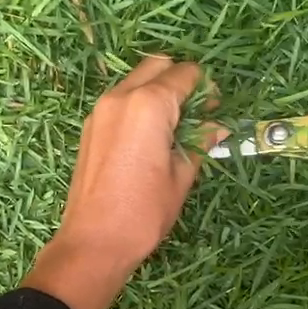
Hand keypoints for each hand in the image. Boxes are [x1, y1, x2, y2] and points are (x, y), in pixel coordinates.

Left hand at [23, 56, 209, 308]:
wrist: (93, 242)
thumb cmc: (143, 213)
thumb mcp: (181, 178)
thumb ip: (199, 144)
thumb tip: (217, 128)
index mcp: (148, 105)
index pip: (185, 75)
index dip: (206, 89)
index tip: (214, 111)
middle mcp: (121, 97)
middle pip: (157, 66)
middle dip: (180, 82)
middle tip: (195, 114)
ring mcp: (100, 110)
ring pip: (136, 81)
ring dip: (158, 92)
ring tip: (173, 129)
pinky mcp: (90, 127)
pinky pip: (120, 100)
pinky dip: (139, 106)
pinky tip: (150, 138)